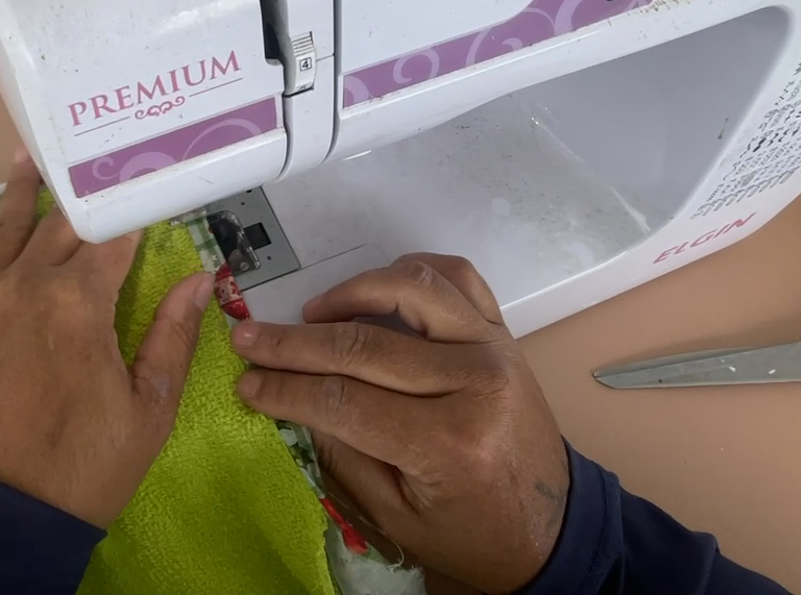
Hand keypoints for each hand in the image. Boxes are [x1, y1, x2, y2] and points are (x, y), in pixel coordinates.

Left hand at [0, 152, 212, 527]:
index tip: (143, 178)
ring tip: (27, 153)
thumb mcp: (147, 411)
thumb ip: (173, 335)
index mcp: (82, 302)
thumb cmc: (80, 469)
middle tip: (93, 157)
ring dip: (19, 190)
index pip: (114, 236)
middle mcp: (29, 285)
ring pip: (5, 229)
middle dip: (82, 193)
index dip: (132, 207)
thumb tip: (200, 278)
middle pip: (62, 226)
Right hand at [230, 254, 569, 592]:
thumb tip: (292, 395)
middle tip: (250, 337)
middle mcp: (474, 382)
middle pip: (363, 345)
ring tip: (315, 312)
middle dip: (293, 342)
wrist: (554, 529)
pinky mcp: (501, 330)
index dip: (285, 388)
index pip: (343, 400)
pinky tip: (380, 285)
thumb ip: (341, 451)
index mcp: (449, 442)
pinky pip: (456, 274)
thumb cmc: (472, 531)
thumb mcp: (397, 516)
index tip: (246, 380)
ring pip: (410, 287)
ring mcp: (492, 346)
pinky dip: (411, 269)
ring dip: (351, 291)